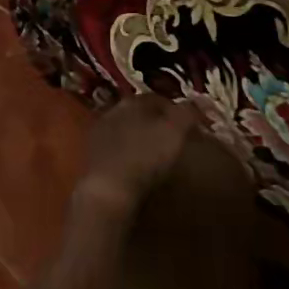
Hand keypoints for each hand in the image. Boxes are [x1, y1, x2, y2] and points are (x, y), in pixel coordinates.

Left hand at [78, 94, 196, 216]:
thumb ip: (186, 112)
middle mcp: (110, 113)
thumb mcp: (174, 131)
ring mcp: (98, 135)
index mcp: (129, 102)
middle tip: (177, 138)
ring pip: (126, 131)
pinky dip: (129, 154)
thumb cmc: (145, 156)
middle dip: (158, 123)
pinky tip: (139, 167)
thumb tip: (196, 102)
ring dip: (142, 139)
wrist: (109, 189)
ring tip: (160, 154)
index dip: (177, 109)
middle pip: (139, 114)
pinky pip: (116, 150)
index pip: (157, 99)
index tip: (192, 124)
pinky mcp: (92, 157)